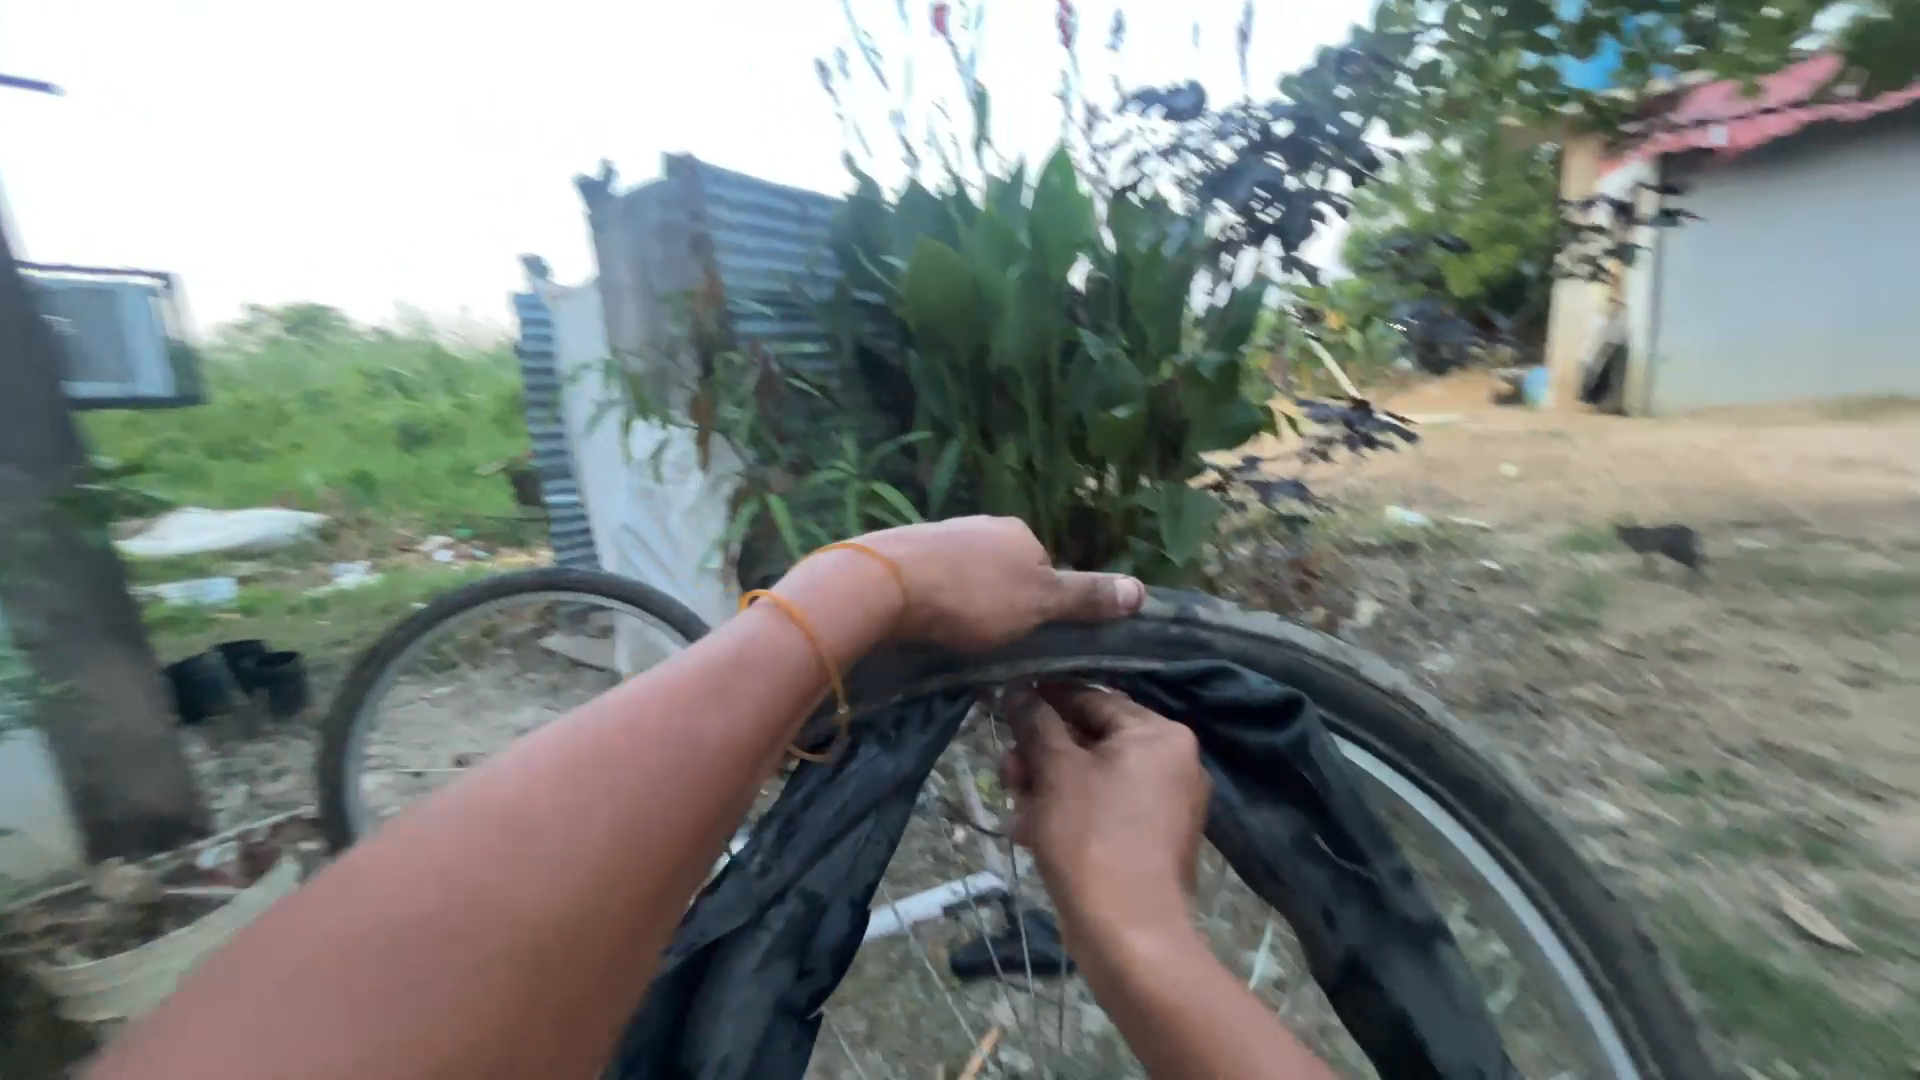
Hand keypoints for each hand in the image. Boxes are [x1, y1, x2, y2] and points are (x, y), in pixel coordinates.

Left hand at [852, 517, 1144, 650]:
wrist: (887, 583)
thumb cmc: (974, 597)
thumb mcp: (1041, 604)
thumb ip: (1087, 599)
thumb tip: (1141, 590)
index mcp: (1020, 533)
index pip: (1045, 571)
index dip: (1041, 608)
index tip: (1025, 638)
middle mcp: (983, 525)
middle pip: (1006, 572)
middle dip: (1001, 605)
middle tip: (987, 642)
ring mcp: (942, 534)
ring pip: (967, 575)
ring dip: (966, 603)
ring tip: (953, 637)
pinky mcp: (906, 549)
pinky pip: (933, 578)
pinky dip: (935, 600)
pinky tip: (924, 621)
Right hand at [1002, 685, 1210, 942]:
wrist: (1129, 937)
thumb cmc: (1092, 838)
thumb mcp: (1056, 770)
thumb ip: (1036, 722)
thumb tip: (1018, 690)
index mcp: (1159, 735)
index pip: (1091, 699)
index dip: (1044, 698)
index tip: (1006, 702)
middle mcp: (1172, 762)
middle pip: (1090, 739)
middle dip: (1040, 754)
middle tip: (1007, 770)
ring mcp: (1165, 803)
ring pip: (1091, 775)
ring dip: (1046, 785)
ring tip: (1017, 808)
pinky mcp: (1151, 838)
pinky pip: (1103, 807)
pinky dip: (1068, 812)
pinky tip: (1032, 831)